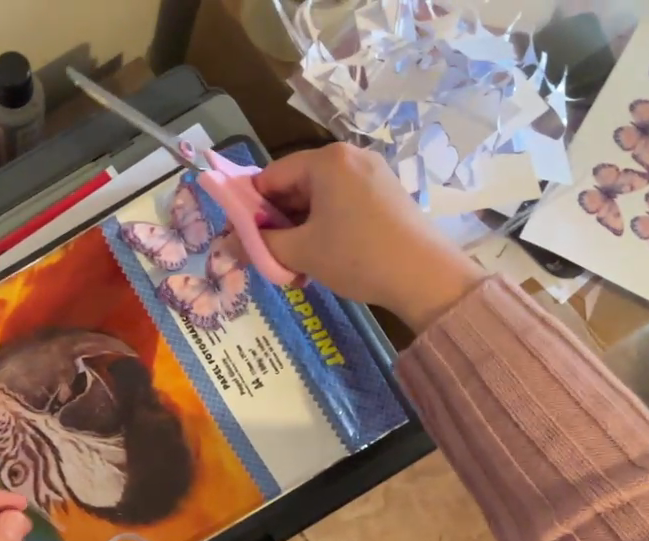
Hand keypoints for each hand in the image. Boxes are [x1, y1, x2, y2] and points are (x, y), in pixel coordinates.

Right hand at [255, 144, 485, 331]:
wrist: (422, 275)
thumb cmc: (355, 256)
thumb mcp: (299, 252)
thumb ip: (258, 244)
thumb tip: (226, 243)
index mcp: (325, 160)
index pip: (270, 177)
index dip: (249, 208)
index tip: (243, 239)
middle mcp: (348, 157)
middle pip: (294, 186)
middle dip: (276, 222)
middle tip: (270, 257)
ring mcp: (370, 174)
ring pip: (316, 199)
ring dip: (298, 231)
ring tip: (296, 265)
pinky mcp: (383, 194)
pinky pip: (339, 205)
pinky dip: (323, 228)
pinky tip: (321, 258)